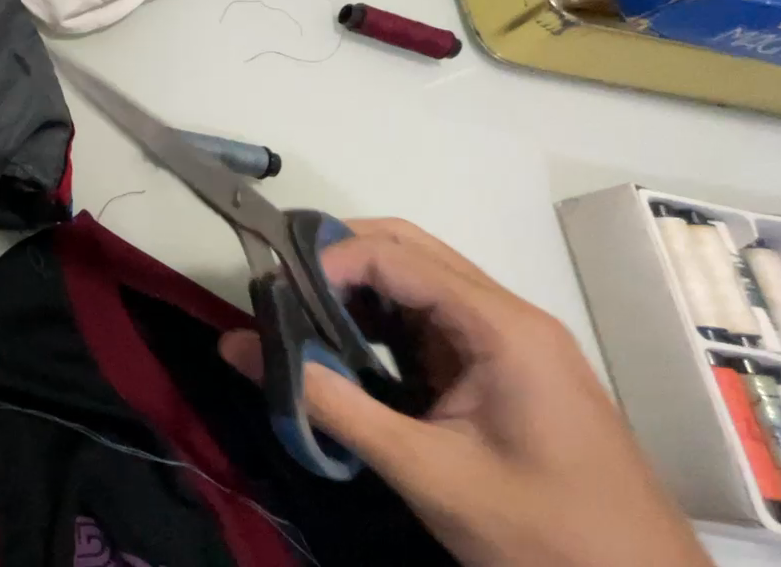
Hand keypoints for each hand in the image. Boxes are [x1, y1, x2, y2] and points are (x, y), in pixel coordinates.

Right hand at [219, 219, 708, 566]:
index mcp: (501, 327)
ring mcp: (506, 340)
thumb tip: (236, 347)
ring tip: (296, 311)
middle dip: (335, 256)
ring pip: (414, 277)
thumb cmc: (544, 532)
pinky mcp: (498, 366)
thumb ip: (328, 402)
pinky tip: (341, 344)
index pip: (394, 254)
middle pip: (406, 248)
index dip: (325, 260)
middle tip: (275, 284)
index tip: (272, 293)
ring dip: (353, 285)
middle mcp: (506, 316)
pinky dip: (375, 317)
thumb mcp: (424, 469)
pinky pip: (425, 316)